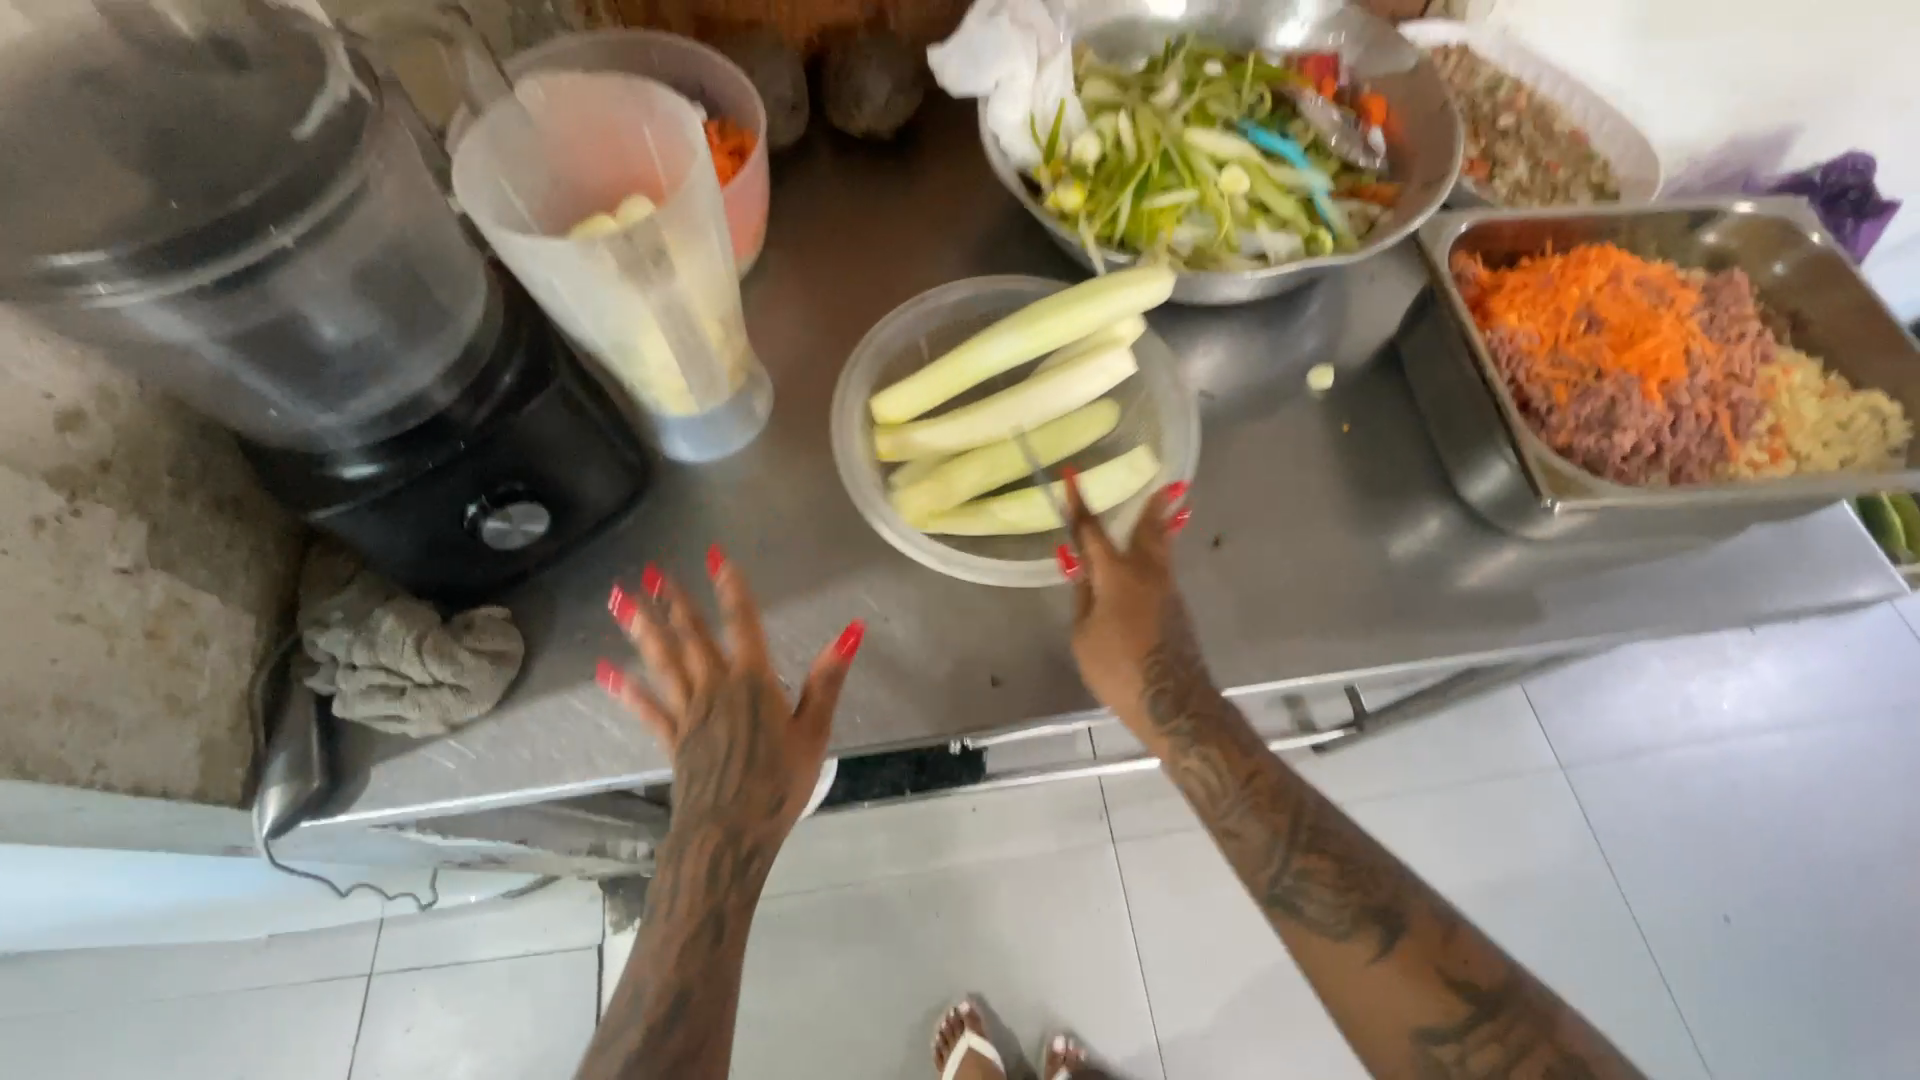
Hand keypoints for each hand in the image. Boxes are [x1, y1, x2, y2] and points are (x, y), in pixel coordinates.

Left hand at [599, 546, 862, 840]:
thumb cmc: (779, 784)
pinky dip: (626, 688)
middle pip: (692, 636)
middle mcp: (715, 688)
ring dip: (642, 628)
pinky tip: (606, 670)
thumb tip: (852, 631)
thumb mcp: (814, 731)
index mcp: (753, 682)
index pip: (742, 624)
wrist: (728, 834)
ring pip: (663, 662)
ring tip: (619, 598)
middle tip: (650, 568)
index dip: (730, 588)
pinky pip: (646, 708)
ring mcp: (688, 713)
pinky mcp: (672, 739)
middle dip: (674, 600)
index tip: (714, 555)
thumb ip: (827, 680)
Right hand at [1061, 474, 1203, 748]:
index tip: (1073, 475)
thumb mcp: (1084, 635)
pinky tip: (1147, 566)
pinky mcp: (1177, 608)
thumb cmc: (1118, 668)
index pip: (1091, 531)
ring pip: (1160, 549)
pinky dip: (1156, 557)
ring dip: (1159, 527)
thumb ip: (1083, 597)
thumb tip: (1082, 569)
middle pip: (1148, 529)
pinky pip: (1162, 571)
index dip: (1078, 504)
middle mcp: (1146, 572)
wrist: (1173, 702)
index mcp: (1116, 574)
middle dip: (1154, 503)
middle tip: (1169, 482)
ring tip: (1165, 509)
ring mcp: (1167, 589)